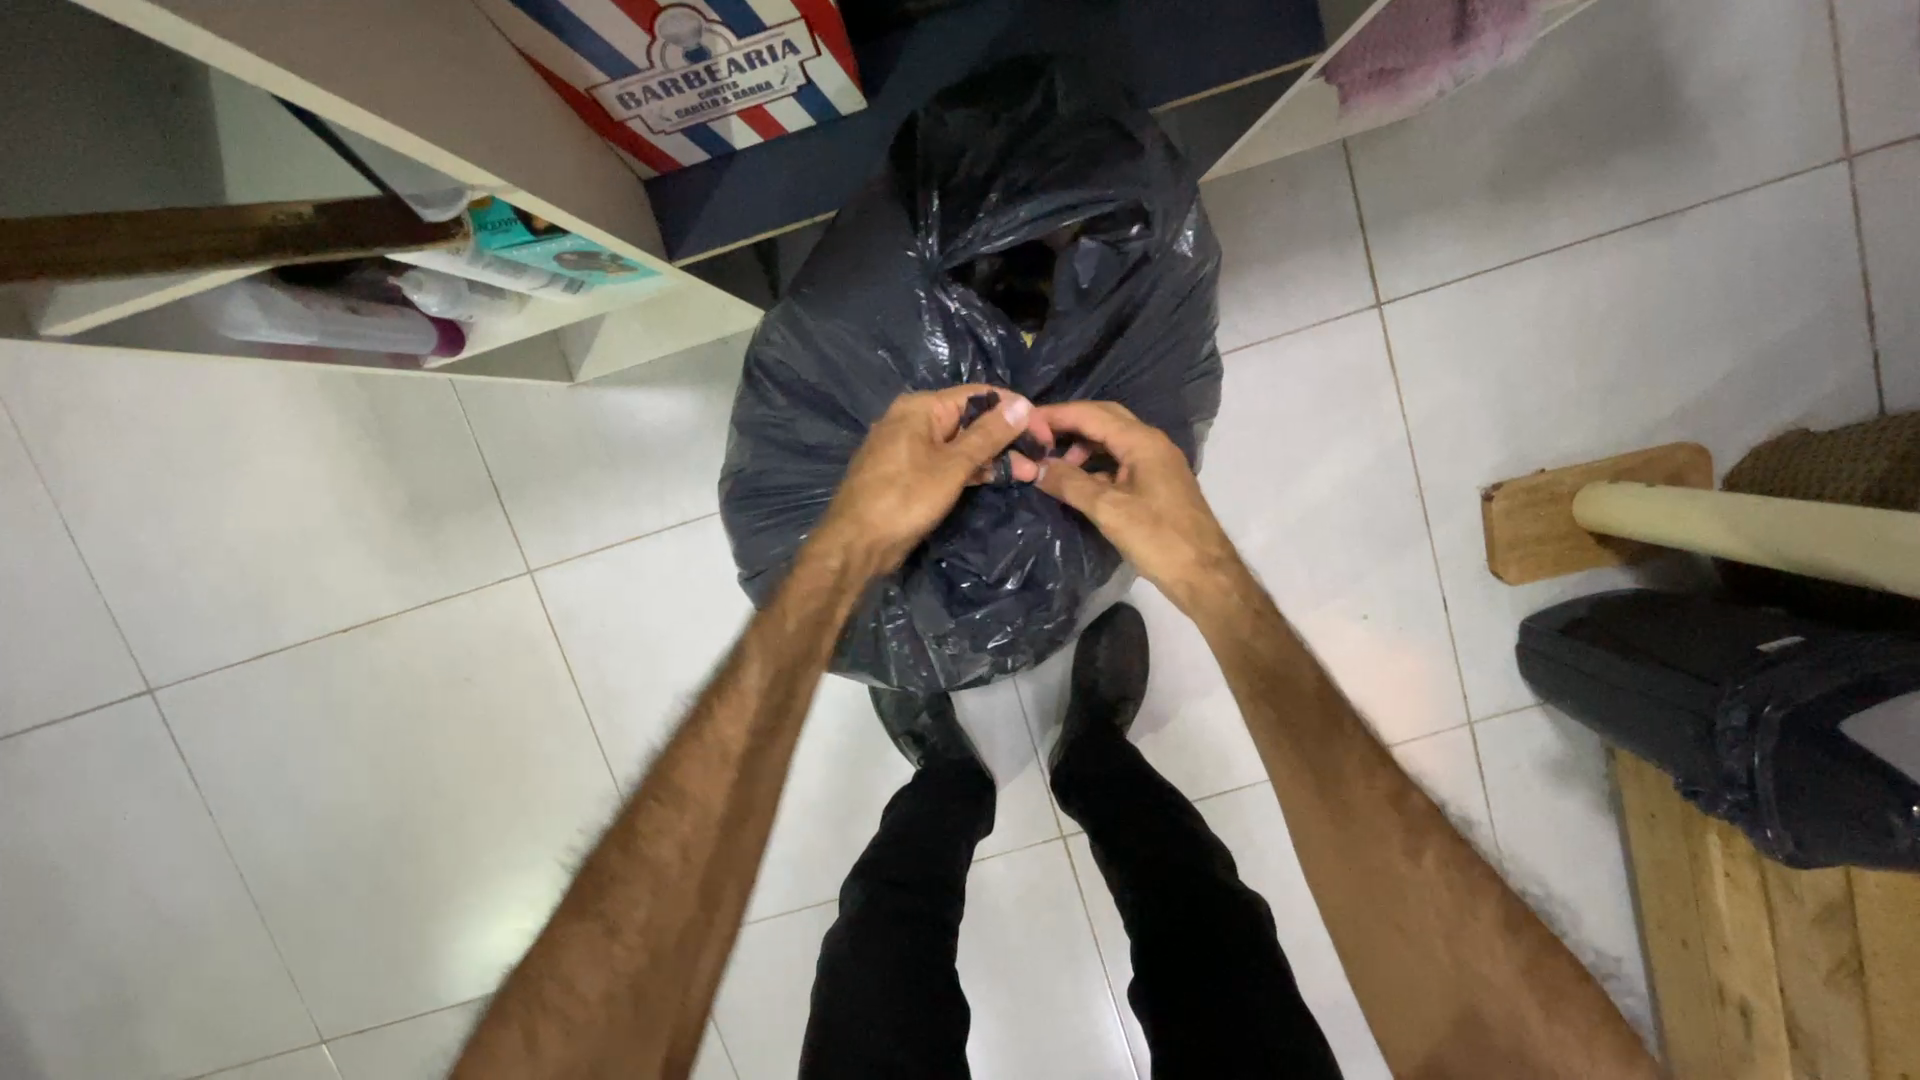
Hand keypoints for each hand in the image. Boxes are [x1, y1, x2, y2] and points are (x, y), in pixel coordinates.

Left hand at [810, 385, 1036, 576]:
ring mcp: (909, 448)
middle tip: (1041, 458)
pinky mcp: (910, 474)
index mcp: (920, 408)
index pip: (978, 395)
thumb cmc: (904, 499)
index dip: (1014, 410)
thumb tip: (1022, 404)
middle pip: (970, 420)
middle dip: (1007, 438)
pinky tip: (999, 480)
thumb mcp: (952, 465)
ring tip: (1029, 474)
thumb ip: (988, 435)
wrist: (856, 544)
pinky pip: (947, 463)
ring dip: (994, 457)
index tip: (1044, 431)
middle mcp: (913, 420)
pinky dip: (972, 470)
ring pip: (961, 444)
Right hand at [1032, 401, 1243, 613]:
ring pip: (1112, 442)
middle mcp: (1151, 444)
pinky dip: (1095, 467)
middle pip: (1104, 420)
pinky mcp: (1156, 485)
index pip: (1092, 414)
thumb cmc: (1158, 538)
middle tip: (1036, 437)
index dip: (1056, 415)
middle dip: (1069, 425)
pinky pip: (1120, 463)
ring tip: (1054, 465)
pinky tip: (1078, 484)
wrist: (1204, 574)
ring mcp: (1156, 464)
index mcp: (1142, 442)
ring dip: (1082, 447)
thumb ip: (1070, 483)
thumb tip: (1036, 467)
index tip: (1024, 422)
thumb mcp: (1108, 509)